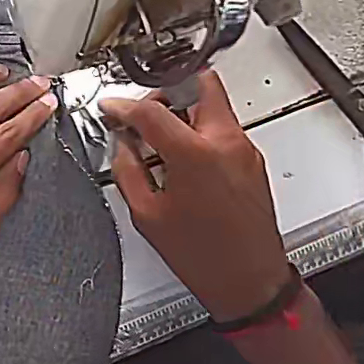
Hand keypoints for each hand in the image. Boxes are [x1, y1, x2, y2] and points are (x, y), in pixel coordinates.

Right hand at [101, 70, 289, 322]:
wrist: (249, 280)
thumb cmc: (206, 257)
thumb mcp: (147, 215)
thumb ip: (127, 170)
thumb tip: (121, 147)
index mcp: (194, 155)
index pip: (152, 110)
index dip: (123, 105)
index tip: (112, 108)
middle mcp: (225, 143)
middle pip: (198, 83)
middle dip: (165, 91)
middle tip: (145, 113)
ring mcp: (243, 149)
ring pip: (212, 103)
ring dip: (183, 111)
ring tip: (160, 142)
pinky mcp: (252, 160)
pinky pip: (222, 128)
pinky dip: (199, 131)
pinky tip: (181, 159)